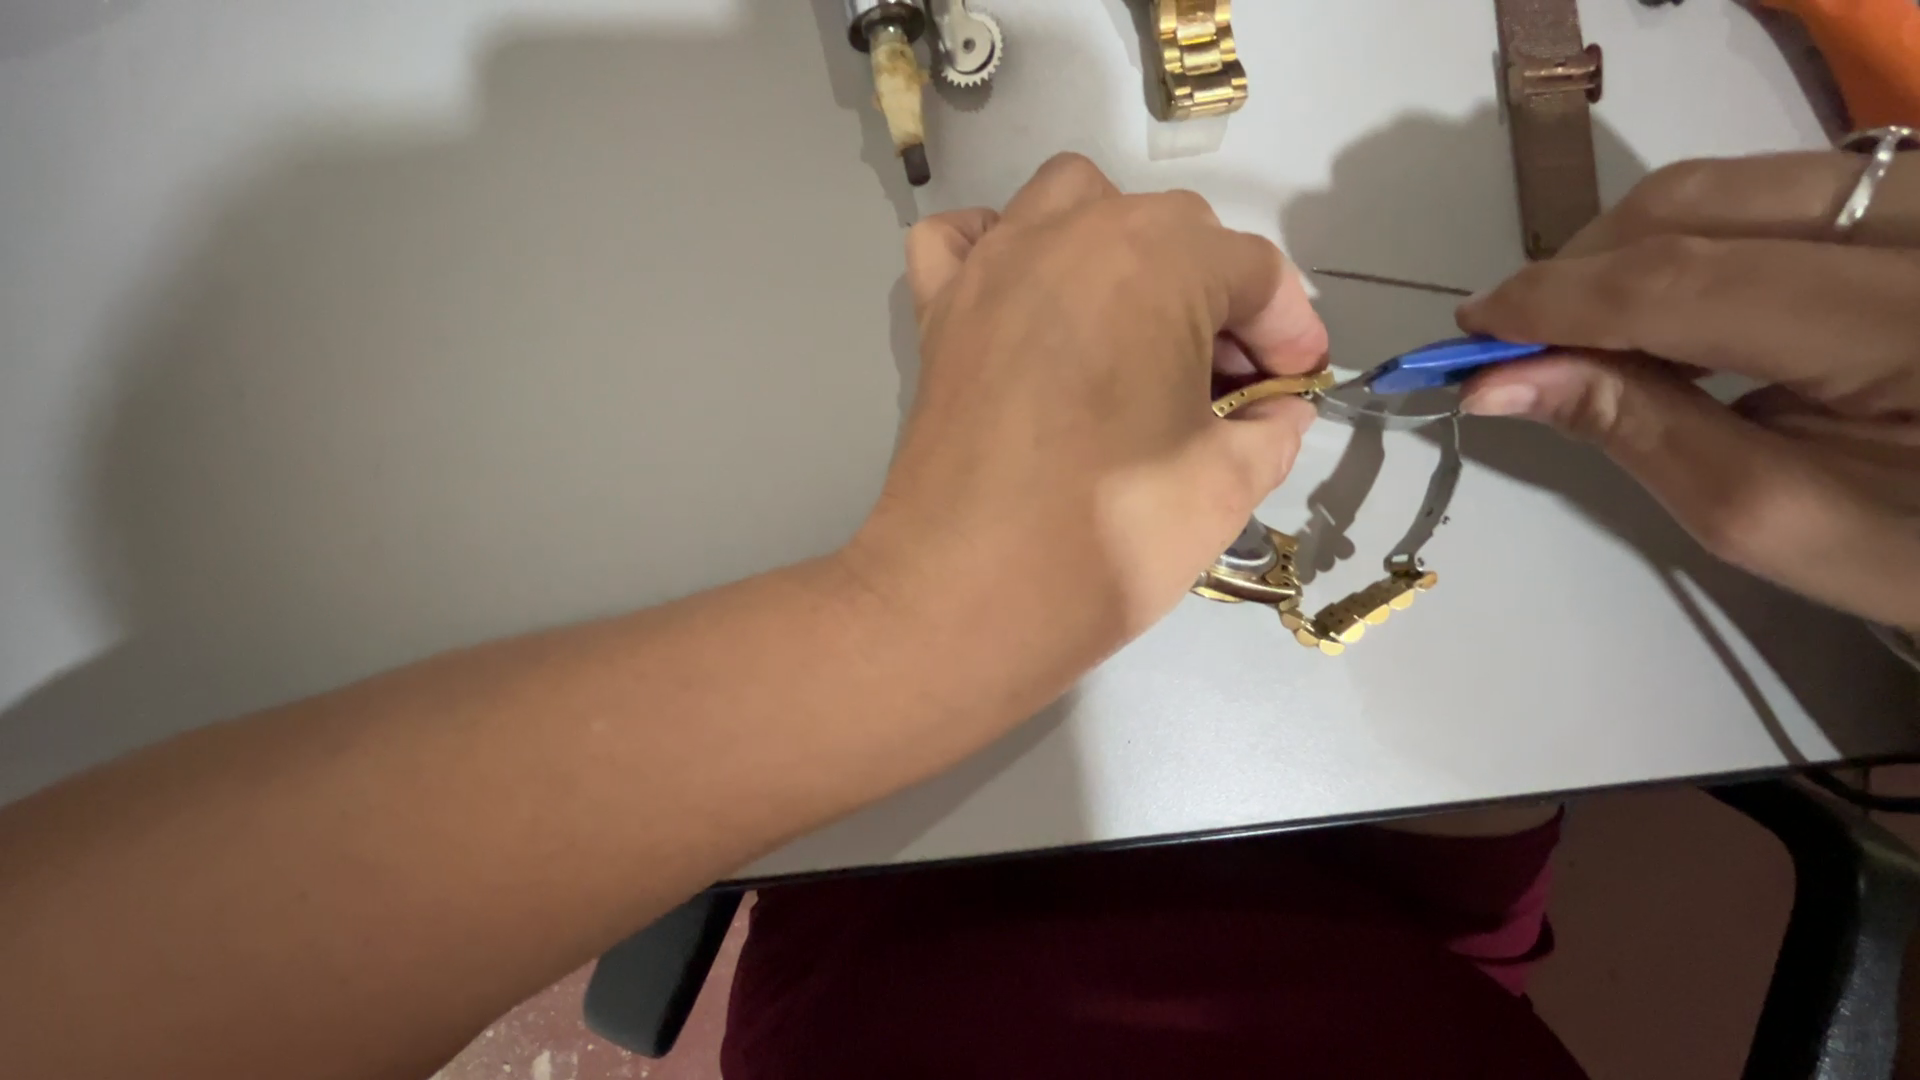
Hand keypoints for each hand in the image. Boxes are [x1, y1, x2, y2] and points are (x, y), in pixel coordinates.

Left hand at [851, 153, 1326, 661]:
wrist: (967, 595)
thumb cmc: (1109, 536)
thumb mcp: (1226, 484)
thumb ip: (1272, 429)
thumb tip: (1278, 411)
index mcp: (1158, 260)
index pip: (1253, 269)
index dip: (1289, 327)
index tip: (1296, 383)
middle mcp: (1071, 233)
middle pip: (1169, 229)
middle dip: (1212, 295)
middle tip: (1221, 384)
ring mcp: (993, 266)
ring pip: (1071, 204)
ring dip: (1117, 249)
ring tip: (1132, 330)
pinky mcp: (938, 310)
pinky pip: (965, 240)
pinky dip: (999, 249)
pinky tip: (1025, 302)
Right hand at [1457, 151, 1919, 631]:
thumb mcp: (1766, 514)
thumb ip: (1631, 429)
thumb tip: (1494, 383)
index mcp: (1913, 328)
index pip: (1687, 285)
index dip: (1556, 301)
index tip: (1466, 334)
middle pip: (1700, 204)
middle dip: (1579, 269)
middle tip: (1521, 342)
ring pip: (1730, 184)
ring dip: (1622, 254)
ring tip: (1587, 331)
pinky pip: (1773, 190)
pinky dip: (1684, 243)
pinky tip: (1667, 311)